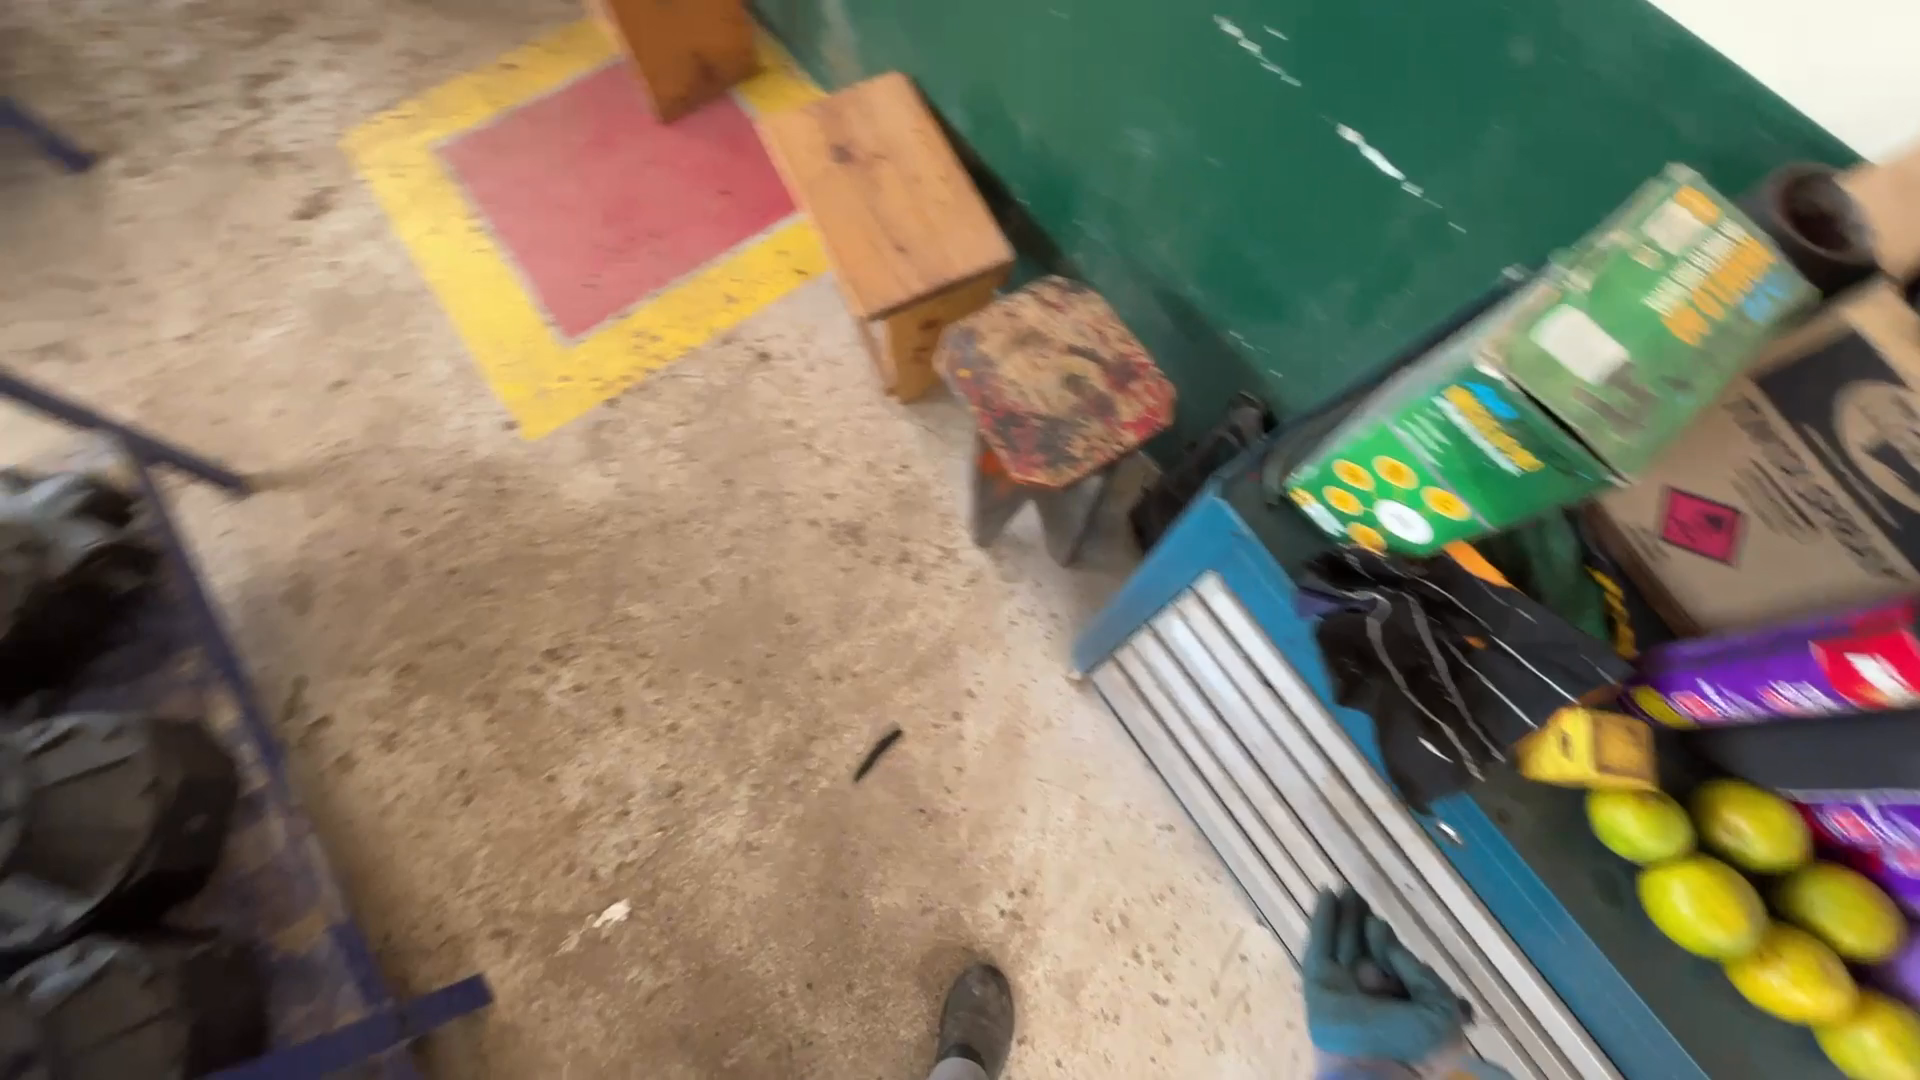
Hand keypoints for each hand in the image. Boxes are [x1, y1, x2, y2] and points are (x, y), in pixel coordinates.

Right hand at [1304, 888, 1468, 1063]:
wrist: (1372, 1068)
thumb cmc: (1414, 1047)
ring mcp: (1343, 983)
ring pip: (1343, 939)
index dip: (1392, 945)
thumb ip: (1418, 972)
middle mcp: (1372, 991)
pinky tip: (1325, 893)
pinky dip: (1321, 917)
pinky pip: (1320, 941)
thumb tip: (1383, 937)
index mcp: (1403, 1003)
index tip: (1381, 926)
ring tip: (1343, 887)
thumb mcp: (1440, 1012)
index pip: (1397, 963)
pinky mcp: (1319, 978)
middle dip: (1363, 921)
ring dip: (1343, 913)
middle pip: (1366, 946)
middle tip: (1358, 895)